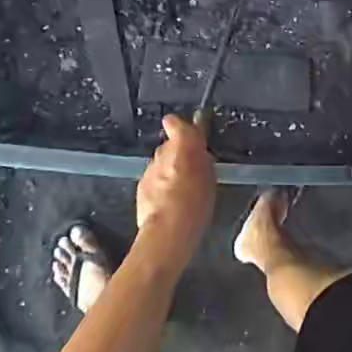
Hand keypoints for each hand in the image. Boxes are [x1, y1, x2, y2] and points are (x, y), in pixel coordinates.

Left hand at [135, 114, 216, 265]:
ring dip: (168, 168)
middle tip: (191, 167)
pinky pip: (153, 177)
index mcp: (184, 145)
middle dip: (178, 152)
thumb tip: (199, 152)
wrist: (168, 230)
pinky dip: (160, 183)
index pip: (175, 122)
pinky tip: (168, 198)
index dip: (180, 126)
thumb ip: (202, 159)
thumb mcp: (210, 177)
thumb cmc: (196, 203)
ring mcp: (150, 168)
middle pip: (169, 144)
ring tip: (180, 186)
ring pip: (160, 161)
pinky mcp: (141, 184)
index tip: (189, 132)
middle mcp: (163, 152)